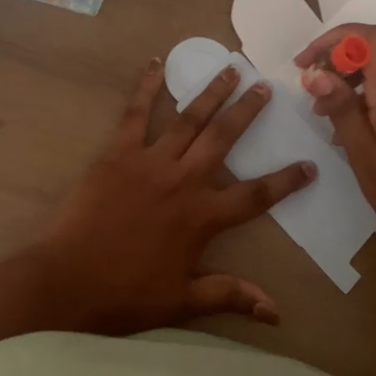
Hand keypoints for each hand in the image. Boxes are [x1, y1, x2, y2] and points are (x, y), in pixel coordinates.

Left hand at [30, 59, 317, 335]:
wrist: (65, 282)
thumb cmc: (124, 295)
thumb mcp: (182, 301)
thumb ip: (230, 296)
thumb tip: (276, 311)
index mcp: (201, 217)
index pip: (255, 195)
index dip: (285, 181)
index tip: (310, 165)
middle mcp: (182, 180)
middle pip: (223, 139)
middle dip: (248, 112)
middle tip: (266, 87)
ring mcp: (149, 162)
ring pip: (189, 119)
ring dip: (211, 92)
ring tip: (231, 69)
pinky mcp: (117, 153)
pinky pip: (134, 114)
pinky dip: (146, 87)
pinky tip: (156, 64)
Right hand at [294, 24, 375, 252]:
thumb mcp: (365, 155)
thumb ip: (342, 110)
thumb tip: (315, 73)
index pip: (370, 37)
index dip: (336, 37)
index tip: (307, 60)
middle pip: (370, 50)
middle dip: (334, 59)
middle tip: (308, 87)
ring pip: (375, 71)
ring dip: (344, 81)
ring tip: (320, 111)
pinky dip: (358, 98)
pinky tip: (344, 129)